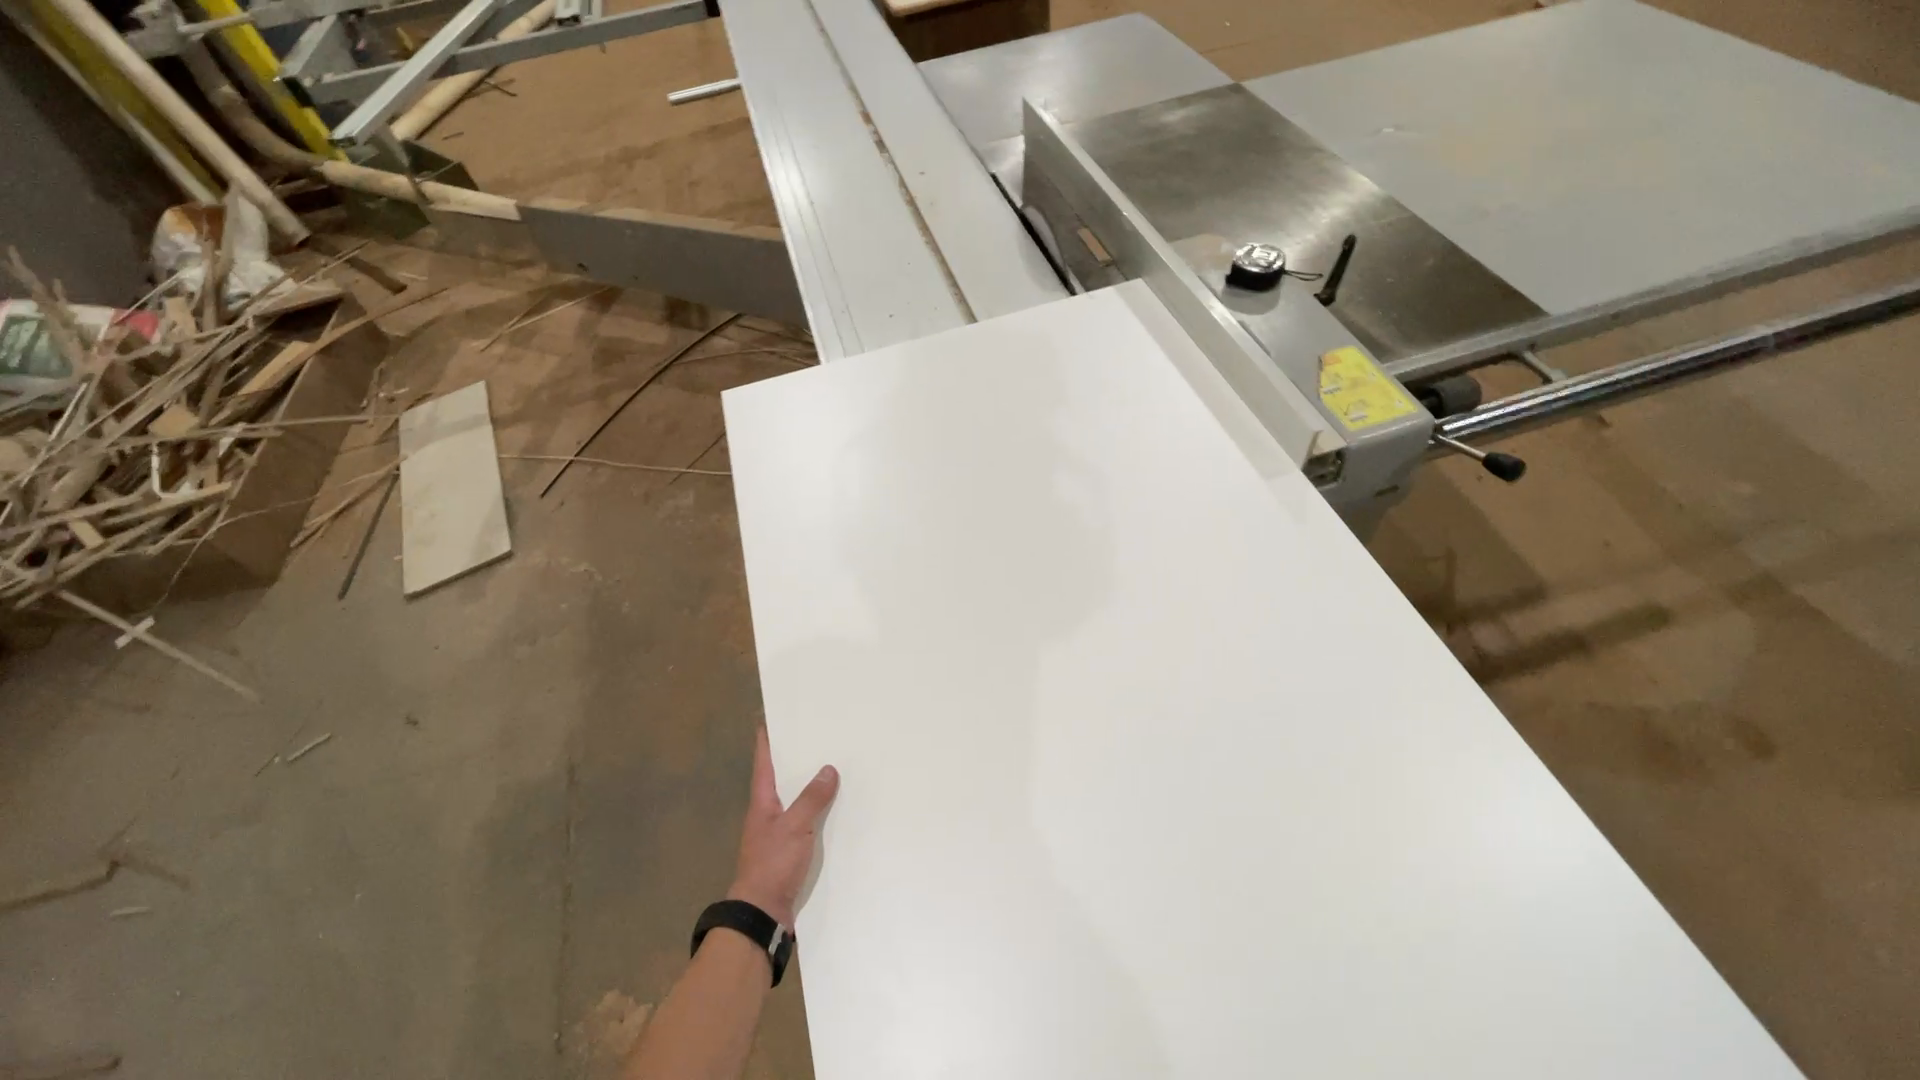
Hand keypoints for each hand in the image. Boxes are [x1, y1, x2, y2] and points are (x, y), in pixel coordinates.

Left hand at [728, 726, 838, 927]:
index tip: (773, 716)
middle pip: (781, 778)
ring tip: (836, 766)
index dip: (767, 739)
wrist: (763, 913)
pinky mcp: (791, 852)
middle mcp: (768, 813)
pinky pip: (808, 823)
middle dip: (797, 758)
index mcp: (762, 802)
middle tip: (820, 736)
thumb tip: (828, 769)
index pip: (763, 761)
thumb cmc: (771, 865)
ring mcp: (779, 834)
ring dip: (811, 786)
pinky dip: (821, 813)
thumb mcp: (794, 827)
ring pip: (797, 801)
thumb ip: (811, 799)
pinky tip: (840, 810)